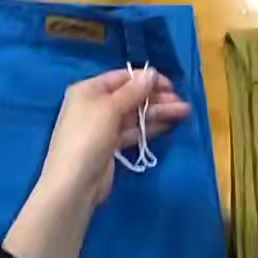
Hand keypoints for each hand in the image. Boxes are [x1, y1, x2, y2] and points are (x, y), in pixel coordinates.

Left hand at [37, 67, 190, 209]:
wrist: (74, 184)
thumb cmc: (89, 137)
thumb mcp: (110, 108)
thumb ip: (133, 90)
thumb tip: (151, 72)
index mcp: (89, 89)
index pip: (122, 77)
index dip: (146, 79)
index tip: (170, 85)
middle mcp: (95, 104)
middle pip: (130, 96)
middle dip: (156, 97)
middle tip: (181, 102)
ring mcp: (103, 126)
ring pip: (135, 114)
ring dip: (158, 111)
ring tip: (183, 112)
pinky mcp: (111, 145)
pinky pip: (133, 130)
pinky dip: (149, 126)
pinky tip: (168, 124)